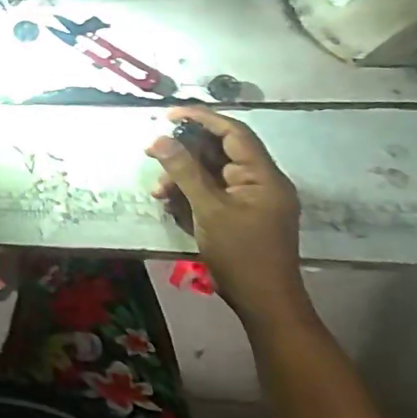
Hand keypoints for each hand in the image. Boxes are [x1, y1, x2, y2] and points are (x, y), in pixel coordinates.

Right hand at [147, 107, 309, 327]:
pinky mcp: (242, 214)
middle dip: (184, 152)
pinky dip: (191, 193)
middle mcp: (262, 182)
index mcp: (264, 176)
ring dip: (183, 177)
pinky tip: (172, 204)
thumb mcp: (208, 209)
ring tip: (159, 191)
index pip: (234, 133)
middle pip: (219, 152)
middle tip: (151, 152)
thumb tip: (160, 139)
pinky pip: (213, 192)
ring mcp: (252, 199)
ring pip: (212, 173)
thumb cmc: (240, 253)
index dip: (202, 118)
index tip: (168, 115)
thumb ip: (184, 171)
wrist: (265, 303)